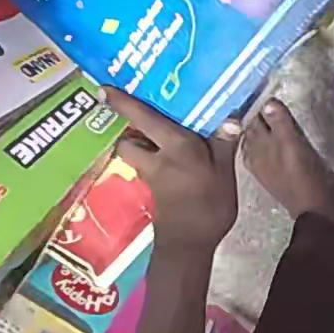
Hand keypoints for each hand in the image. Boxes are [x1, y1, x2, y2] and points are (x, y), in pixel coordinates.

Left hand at [103, 87, 240, 254]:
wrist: (190, 242)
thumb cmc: (208, 204)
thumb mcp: (224, 171)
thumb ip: (224, 144)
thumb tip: (230, 118)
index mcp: (174, 145)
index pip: (142, 118)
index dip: (122, 102)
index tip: (104, 90)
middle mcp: (156, 157)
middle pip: (128, 139)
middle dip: (129, 130)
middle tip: (141, 119)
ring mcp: (152, 177)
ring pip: (135, 155)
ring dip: (139, 146)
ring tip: (157, 137)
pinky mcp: (155, 192)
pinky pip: (147, 168)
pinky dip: (153, 162)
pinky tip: (170, 161)